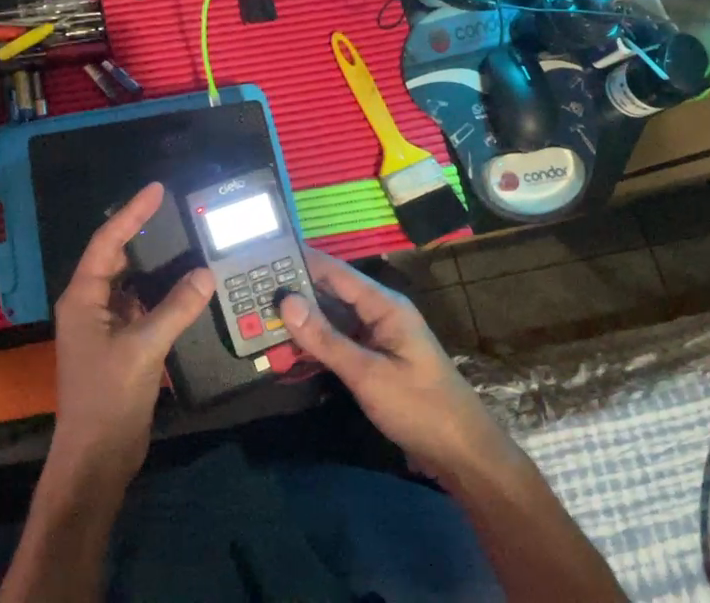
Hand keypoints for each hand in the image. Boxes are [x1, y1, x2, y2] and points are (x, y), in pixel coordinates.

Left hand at [49, 182, 216, 483]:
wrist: (97, 455)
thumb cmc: (109, 397)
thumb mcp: (144, 348)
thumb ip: (176, 308)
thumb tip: (205, 273)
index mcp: (83, 297)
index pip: (108, 242)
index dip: (132, 214)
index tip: (157, 190)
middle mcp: (90, 305)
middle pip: (119, 259)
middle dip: (146, 236)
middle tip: (179, 213)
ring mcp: (105, 326)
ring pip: (133, 284)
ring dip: (158, 268)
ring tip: (190, 243)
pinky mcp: (121, 345)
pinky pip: (143, 307)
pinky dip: (164, 296)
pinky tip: (189, 289)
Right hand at [278, 250, 505, 482]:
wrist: (462, 456)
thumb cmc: (420, 408)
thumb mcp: (368, 374)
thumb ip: (325, 338)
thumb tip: (285, 301)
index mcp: (385, 306)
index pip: (335, 272)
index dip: (300, 261)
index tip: (262, 254)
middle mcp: (379, 314)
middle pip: (330, 293)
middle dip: (293, 291)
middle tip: (246, 288)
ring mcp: (376, 339)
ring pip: (331, 320)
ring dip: (300, 320)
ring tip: (256, 313)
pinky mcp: (373, 362)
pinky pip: (337, 343)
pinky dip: (313, 344)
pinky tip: (284, 347)